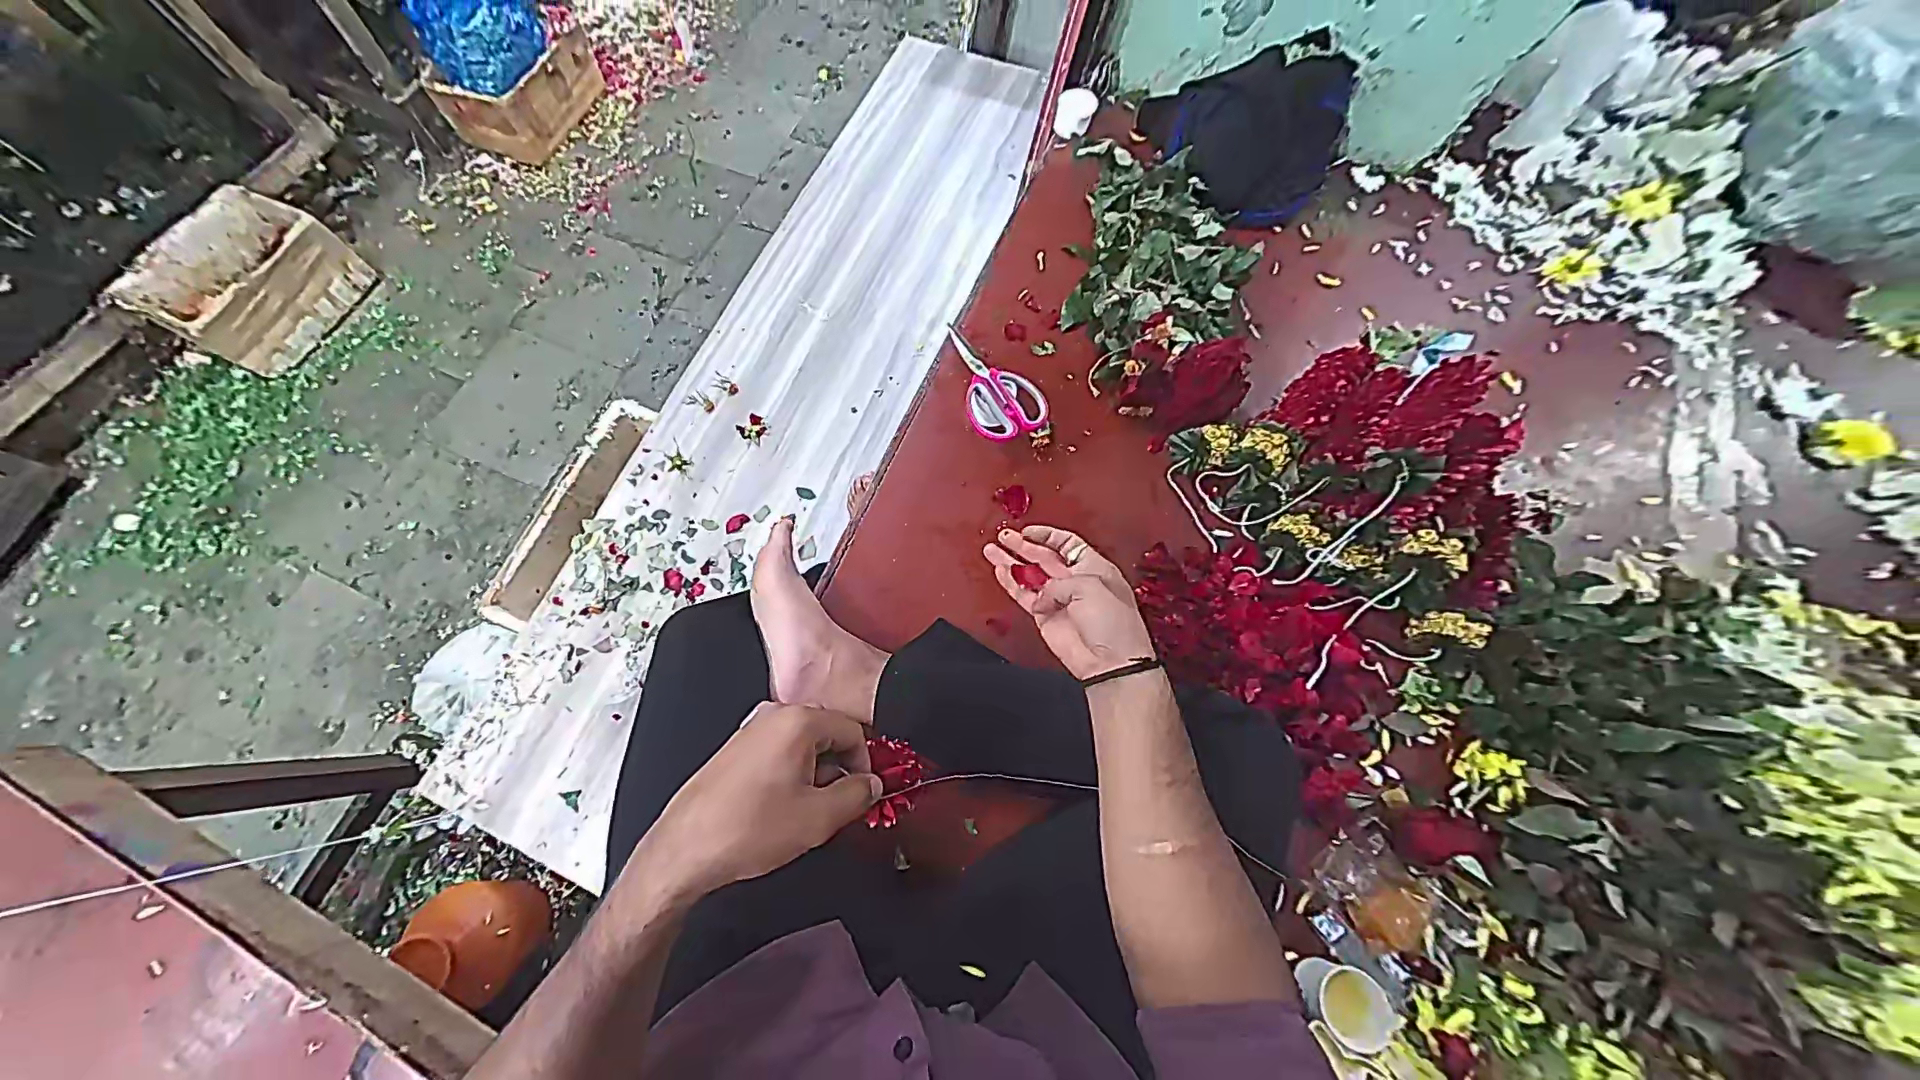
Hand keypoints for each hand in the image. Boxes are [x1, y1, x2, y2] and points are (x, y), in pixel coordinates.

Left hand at [632, 703, 880, 902]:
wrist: (684, 850)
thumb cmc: (745, 830)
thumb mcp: (820, 817)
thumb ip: (858, 795)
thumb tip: (871, 785)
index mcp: (798, 721)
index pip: (853, 730)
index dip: (865, 763)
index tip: (865, 790)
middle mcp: (773, 716)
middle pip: (828, 735)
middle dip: (839, 770)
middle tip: (837, 806)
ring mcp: (751, 731)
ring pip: (803, 746)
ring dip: (814, 776)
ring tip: (805, 814)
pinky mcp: (736, 750)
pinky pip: (778, 754)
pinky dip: (790, 777)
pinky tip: (780, 810)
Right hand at [983, 525, 1157, 681]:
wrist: (1110, 661)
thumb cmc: (1113, 622)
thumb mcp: (1090, 586)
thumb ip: (1058, 583)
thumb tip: (1041, 594)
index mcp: (1093, 567)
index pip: (1067, 544)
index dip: (1047, 535)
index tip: (1027, 531)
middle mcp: (1075, 581)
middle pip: (1043, 557)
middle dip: (1022, 545)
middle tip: (1004, 536)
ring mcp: (1058, 600)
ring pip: (1029, 575)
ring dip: (1010, 562)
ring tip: (991, 550)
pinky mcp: (1044, 617)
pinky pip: (1024, 596)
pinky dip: (1010, 583)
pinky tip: (999, 571)